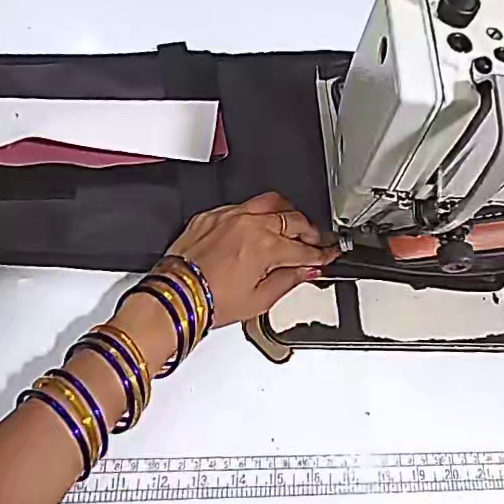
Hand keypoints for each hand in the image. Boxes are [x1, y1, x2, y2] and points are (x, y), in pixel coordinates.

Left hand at [165, 193, 338, 326]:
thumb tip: (306, 271)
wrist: (174, 296)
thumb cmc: (209, 300)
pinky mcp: (213, 215)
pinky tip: (258, 225)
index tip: (329, 254)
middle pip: (294, 220)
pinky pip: (243, 205)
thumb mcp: (259, 300)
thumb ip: (289, 280)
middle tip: (316, 242)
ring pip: (271, 202)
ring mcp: (230, 216)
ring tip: (293, 225)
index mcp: (266, 247)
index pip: (306, 248)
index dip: (322, 253)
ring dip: (288, 214)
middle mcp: (250, 225)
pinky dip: (256, 214)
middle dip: (311, 232)